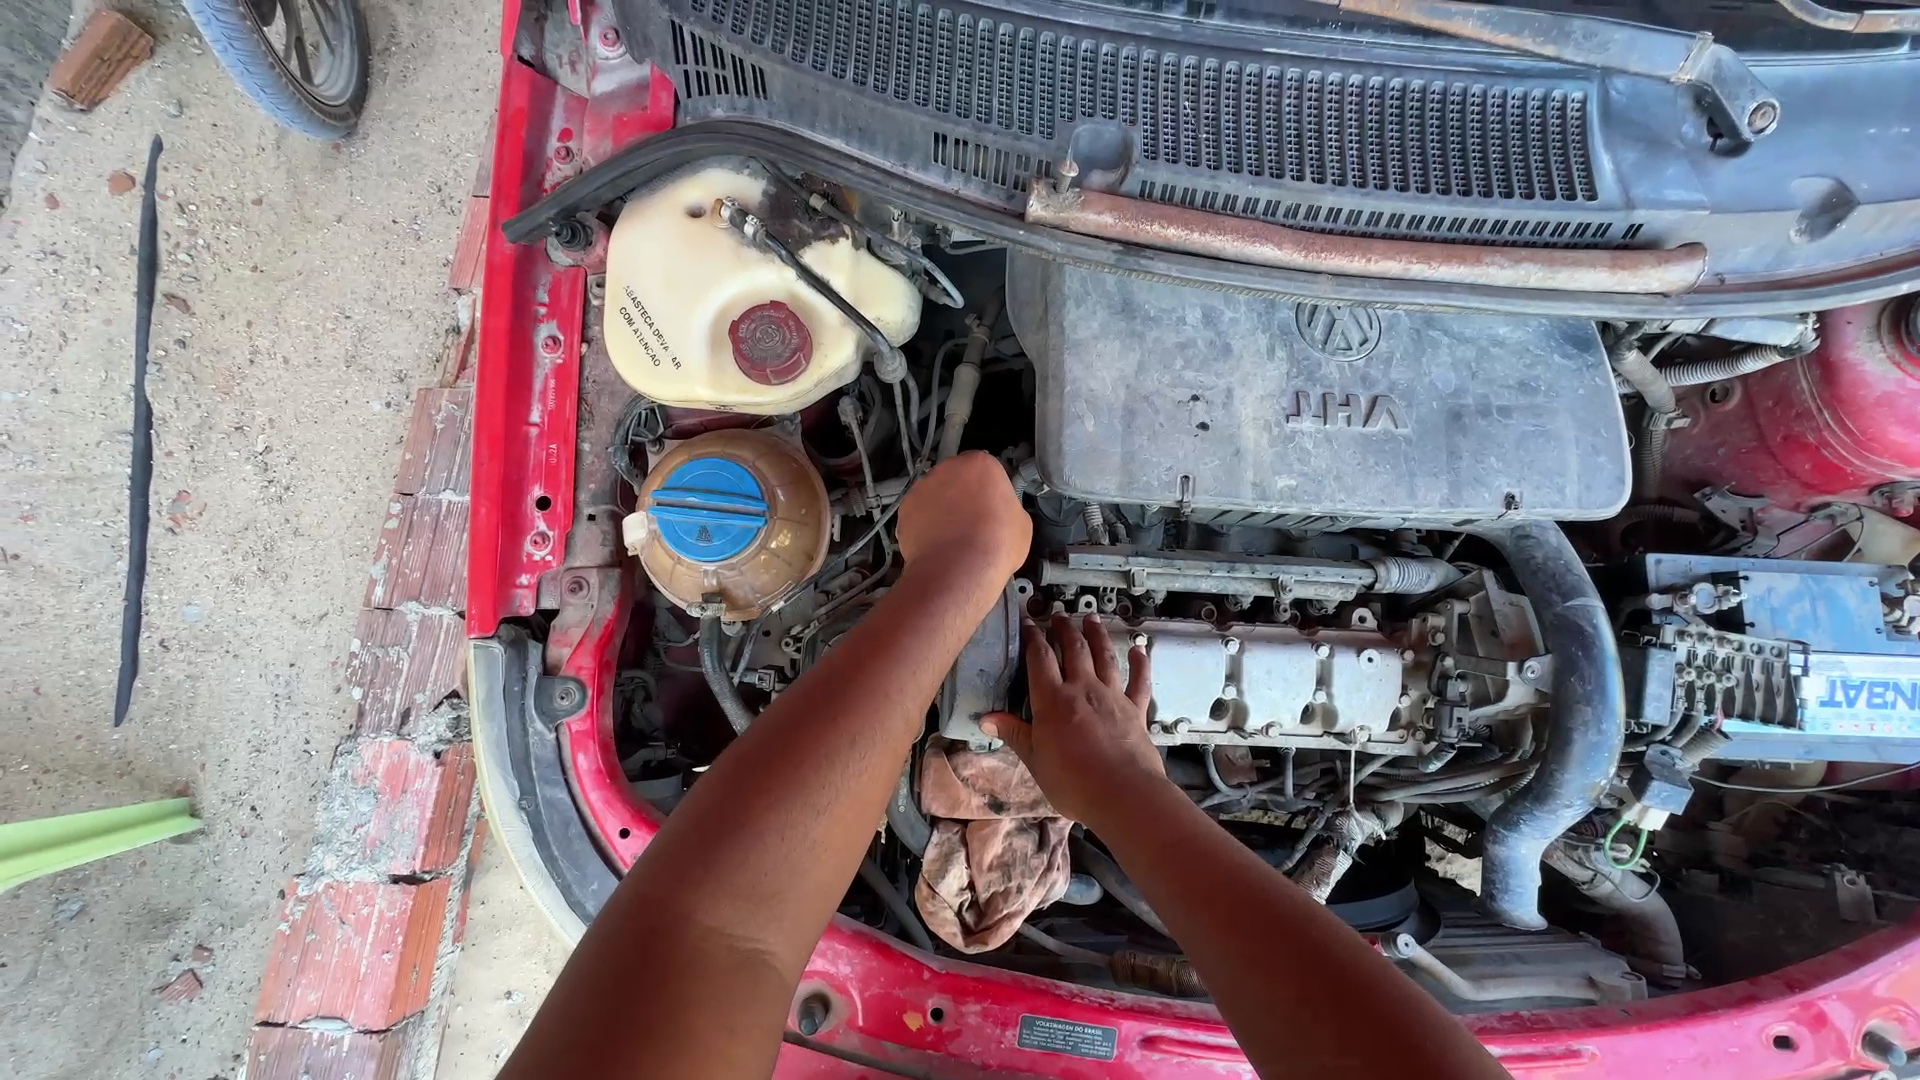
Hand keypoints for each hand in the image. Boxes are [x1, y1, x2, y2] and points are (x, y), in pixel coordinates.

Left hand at [895, 451, 1030, 581]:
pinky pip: (918, 513)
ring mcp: (923, 487)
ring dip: (943, 508)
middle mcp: (948, 469)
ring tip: (956, 535)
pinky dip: (925, 525)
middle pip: (957, 476)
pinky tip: (939, 543)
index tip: (994, 502)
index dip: (991, 487)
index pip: (987, 467)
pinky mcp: (906, 509)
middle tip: (976, 520)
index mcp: (981, 464)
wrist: (958, 570)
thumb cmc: (992, 545)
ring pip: (935, 493)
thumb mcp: (1022, 523)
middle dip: (964, 494)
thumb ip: (1009, 507)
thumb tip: (1005, 513)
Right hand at [982, 614, 1165, 825]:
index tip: (1028, 623)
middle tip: (1059, 615)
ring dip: (1097, 635)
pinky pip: (1139, 682)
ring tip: (1091, 619)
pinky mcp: (1136, 710)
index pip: (1039, 659)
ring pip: (1104, 657)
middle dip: (1064, 629)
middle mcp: (1082, 689)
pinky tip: (1140, 651)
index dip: (1032, 637)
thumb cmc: (1072, 782)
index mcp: (1052, 700)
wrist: (1123, 794)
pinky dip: (1140, 664)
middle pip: (1073, 649)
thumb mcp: (1034, 759)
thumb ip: (1014, 733)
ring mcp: (1112, 696)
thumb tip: (985, 717)